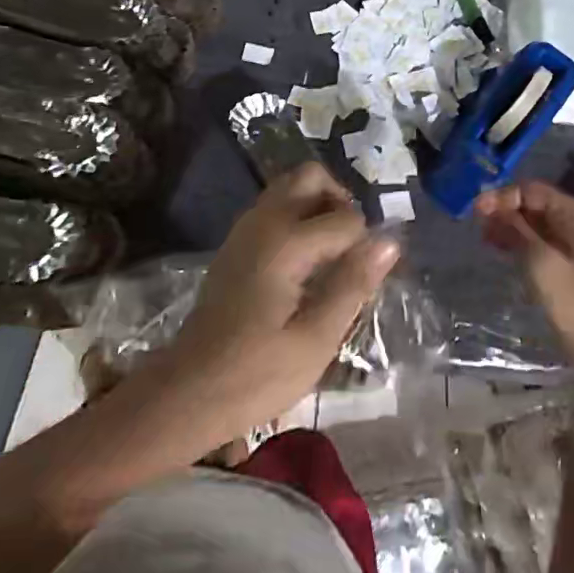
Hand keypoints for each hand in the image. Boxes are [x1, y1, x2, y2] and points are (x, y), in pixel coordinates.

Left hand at [164, 163, 399, 439]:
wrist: (183, 395)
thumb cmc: (254, 376)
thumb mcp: (315, 340)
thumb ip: (353, 284)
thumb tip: (390, 241)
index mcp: (285, 243)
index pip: (347, 219)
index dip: (365, 246)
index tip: (363, 282)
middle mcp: (263, 222)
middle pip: (311, 176)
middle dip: (341, 201)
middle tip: (351, 247)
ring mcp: (244, 231)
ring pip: (290, 188)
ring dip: (319, 207)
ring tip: (333, 255)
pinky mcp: (236, 245)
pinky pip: (275, 208)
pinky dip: (299, 218)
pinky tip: (306, 263)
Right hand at [475, 182, 573, 378]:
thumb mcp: (540, 262)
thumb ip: (515, 230)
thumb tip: (492, 205)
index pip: (532, 189)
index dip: (502, 196)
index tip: (475, 212)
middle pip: (536, 206)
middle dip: (505, 211)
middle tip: (477, 226)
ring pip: (538, 228)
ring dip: (511, 229)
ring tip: (486, 240)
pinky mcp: (573, 273)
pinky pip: (542, 248)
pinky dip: (522, 247)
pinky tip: (506, 255)